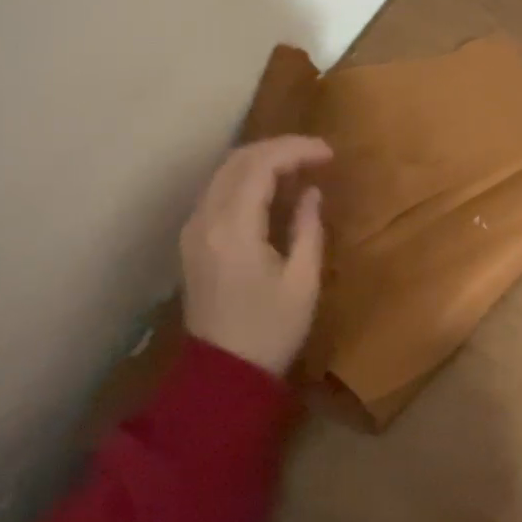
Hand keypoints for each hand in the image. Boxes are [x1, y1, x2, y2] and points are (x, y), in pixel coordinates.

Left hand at [180, 136, 332, 374]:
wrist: (224, 372)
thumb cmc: (271, 331)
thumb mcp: (302, 282)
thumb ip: (307, 229)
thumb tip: (310, 193)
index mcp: (233, 228)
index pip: (260, 165)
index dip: (296, 150)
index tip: (329, 153)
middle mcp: (205, 219)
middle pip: (236, 160)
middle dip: (277, 149)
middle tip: (315, 155)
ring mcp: (193, 229)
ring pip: (223, 173)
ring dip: (260, 162)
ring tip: (298, 168)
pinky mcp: (192, 241)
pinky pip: (216, 193)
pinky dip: (244, 181)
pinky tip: (271, 191)